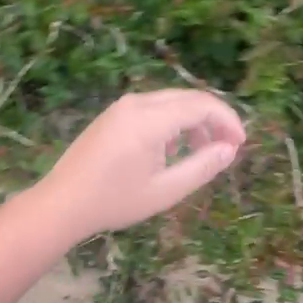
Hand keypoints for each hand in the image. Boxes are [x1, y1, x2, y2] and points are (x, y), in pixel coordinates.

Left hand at [29, 90, 245, 244]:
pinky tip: (173, 150)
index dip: (227, 120)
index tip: (240, 143)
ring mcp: (122, 106)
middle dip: (213, 119)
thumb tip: (229, 149)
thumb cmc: (114, 201)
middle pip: (188, 98)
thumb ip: (202, 167)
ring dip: (193, 121)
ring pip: (171, 102)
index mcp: (150, 119)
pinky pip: (153, 108)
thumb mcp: (165, 190)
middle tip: (229, 147)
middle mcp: (137, 103)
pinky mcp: (114, 115)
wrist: (62, 203)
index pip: (202, 105)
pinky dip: (173, 122)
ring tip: (203, 152)